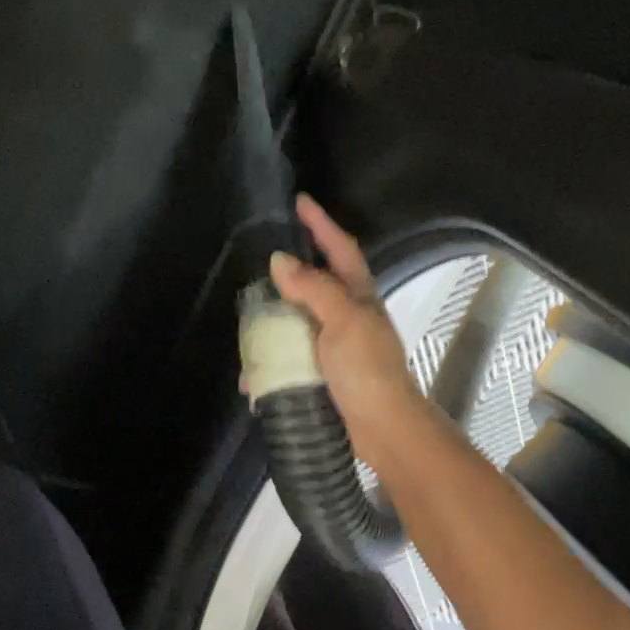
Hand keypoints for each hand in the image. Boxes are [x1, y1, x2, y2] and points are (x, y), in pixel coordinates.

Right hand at [269, 194, 437, 471]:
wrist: (383, 428)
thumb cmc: (367, 370)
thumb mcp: (343, 321)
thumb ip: (313, 289)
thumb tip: (280, 261)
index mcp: (359, 296)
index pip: (339, 248)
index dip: (321, 224)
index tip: (299, 201)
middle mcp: (347, 315)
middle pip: (315, 281)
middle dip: (289, 270)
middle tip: (258, 261)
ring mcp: (335, 346)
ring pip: (297, 320)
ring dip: (273, 320)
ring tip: (246, 318)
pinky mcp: (322, 374)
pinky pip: (289, 358)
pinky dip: (270, 362)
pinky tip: (251, 373)